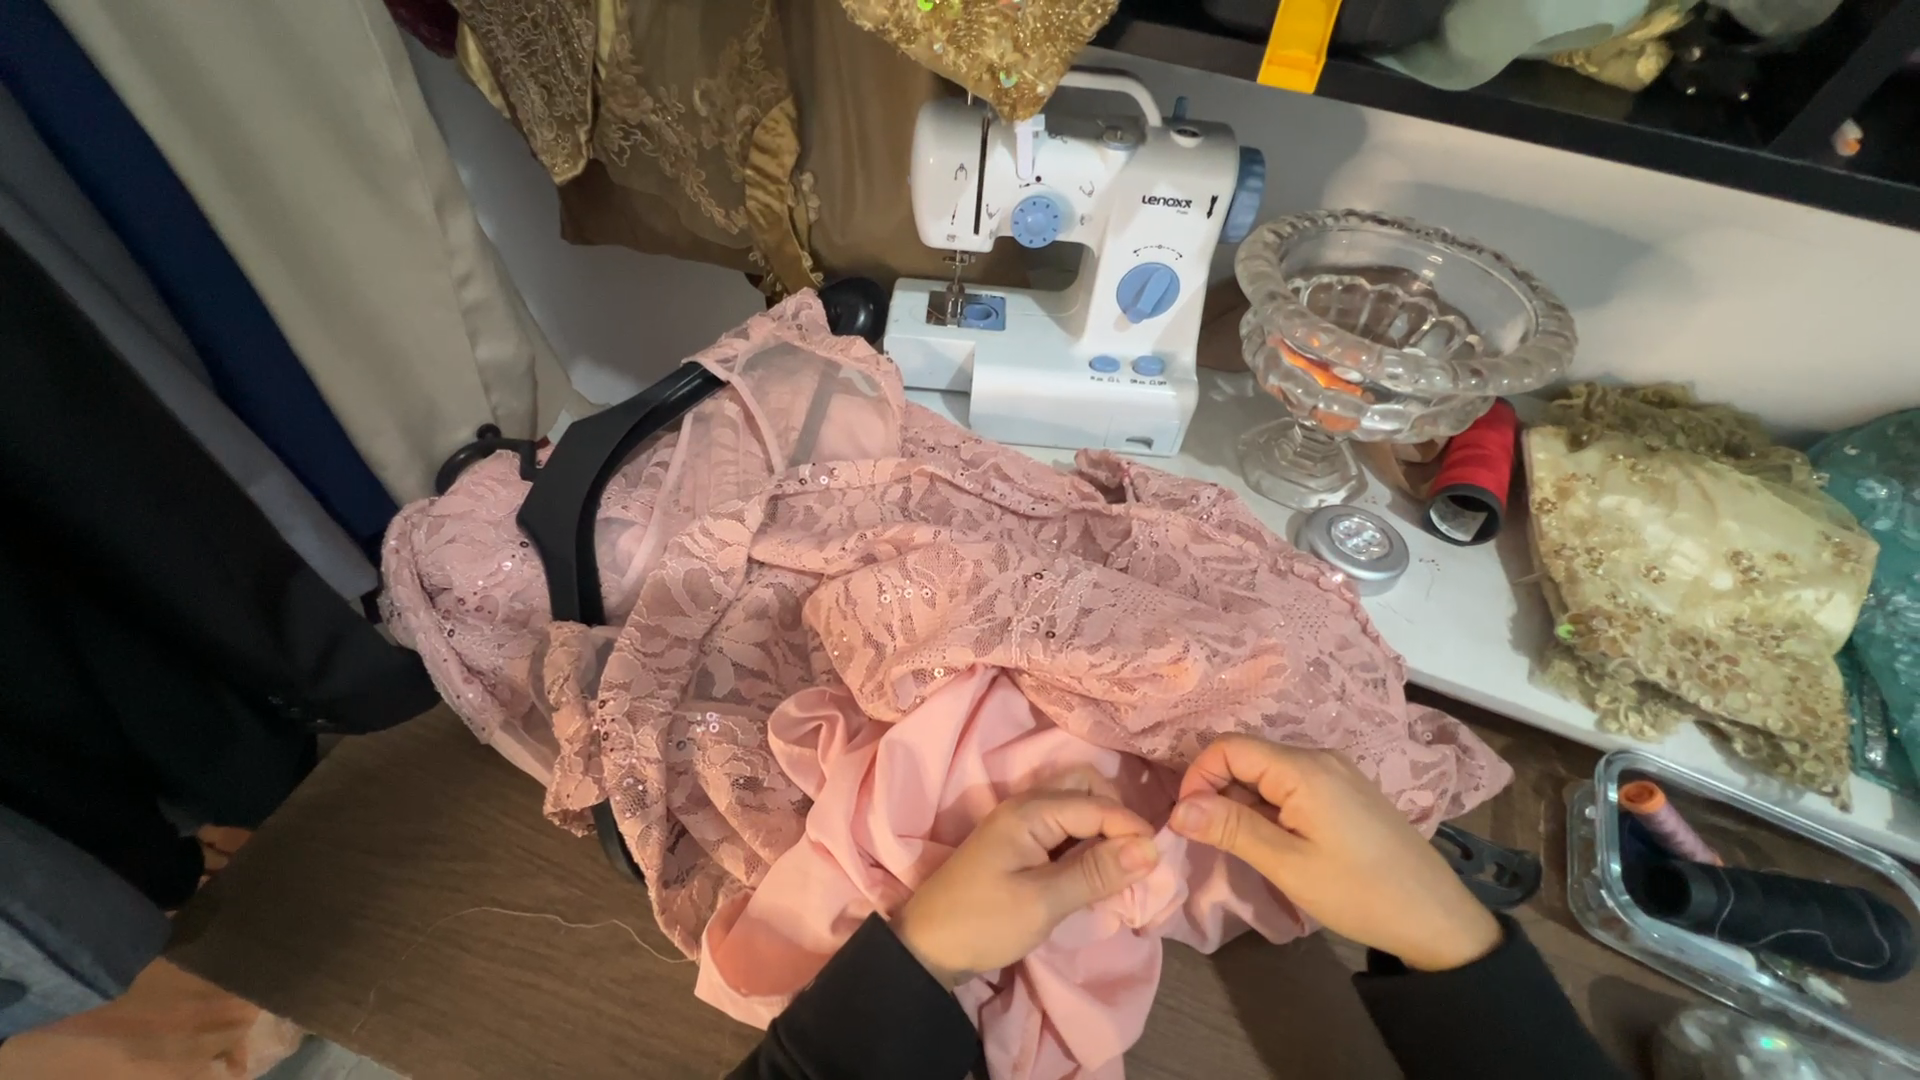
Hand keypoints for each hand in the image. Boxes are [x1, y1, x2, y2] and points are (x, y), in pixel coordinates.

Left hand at [890, 767, 1161, 987]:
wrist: (927, 946)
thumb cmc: (983, 921)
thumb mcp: (1043, 902)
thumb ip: (1095, 873)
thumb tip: (1150, 848)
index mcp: (1029, 811)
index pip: (1095, 804)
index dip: (1130, 828)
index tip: (1158, 862)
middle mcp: (1026, 804)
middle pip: (1084, 786)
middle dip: (1116, 813)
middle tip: (1135, 856)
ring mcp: (1021, 822)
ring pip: (1075, 804)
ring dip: (1102, 826)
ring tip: (1121, 865)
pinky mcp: (1020, 842)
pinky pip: (1063, 825)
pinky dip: (1086, 839)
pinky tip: (1096, 869)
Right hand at [1170, 735, 1499, 971]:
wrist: (1441, 922)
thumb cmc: (1360, 893)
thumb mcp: (1288, 865)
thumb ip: (1231, 828)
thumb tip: (1179, 809)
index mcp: (1303, 768)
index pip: (1228, 747)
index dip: (1199, 776)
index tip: (1189, 819)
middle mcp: (1318, 757)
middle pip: (1247, 756)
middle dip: (1218, 790)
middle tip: (1211, 837)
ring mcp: (1335, 772)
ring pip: (1266, 770)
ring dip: (1242, 800)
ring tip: (1242, 843)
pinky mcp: (1345, 790)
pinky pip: (1290, 783)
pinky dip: (1267, 804)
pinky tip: (1274, 839)